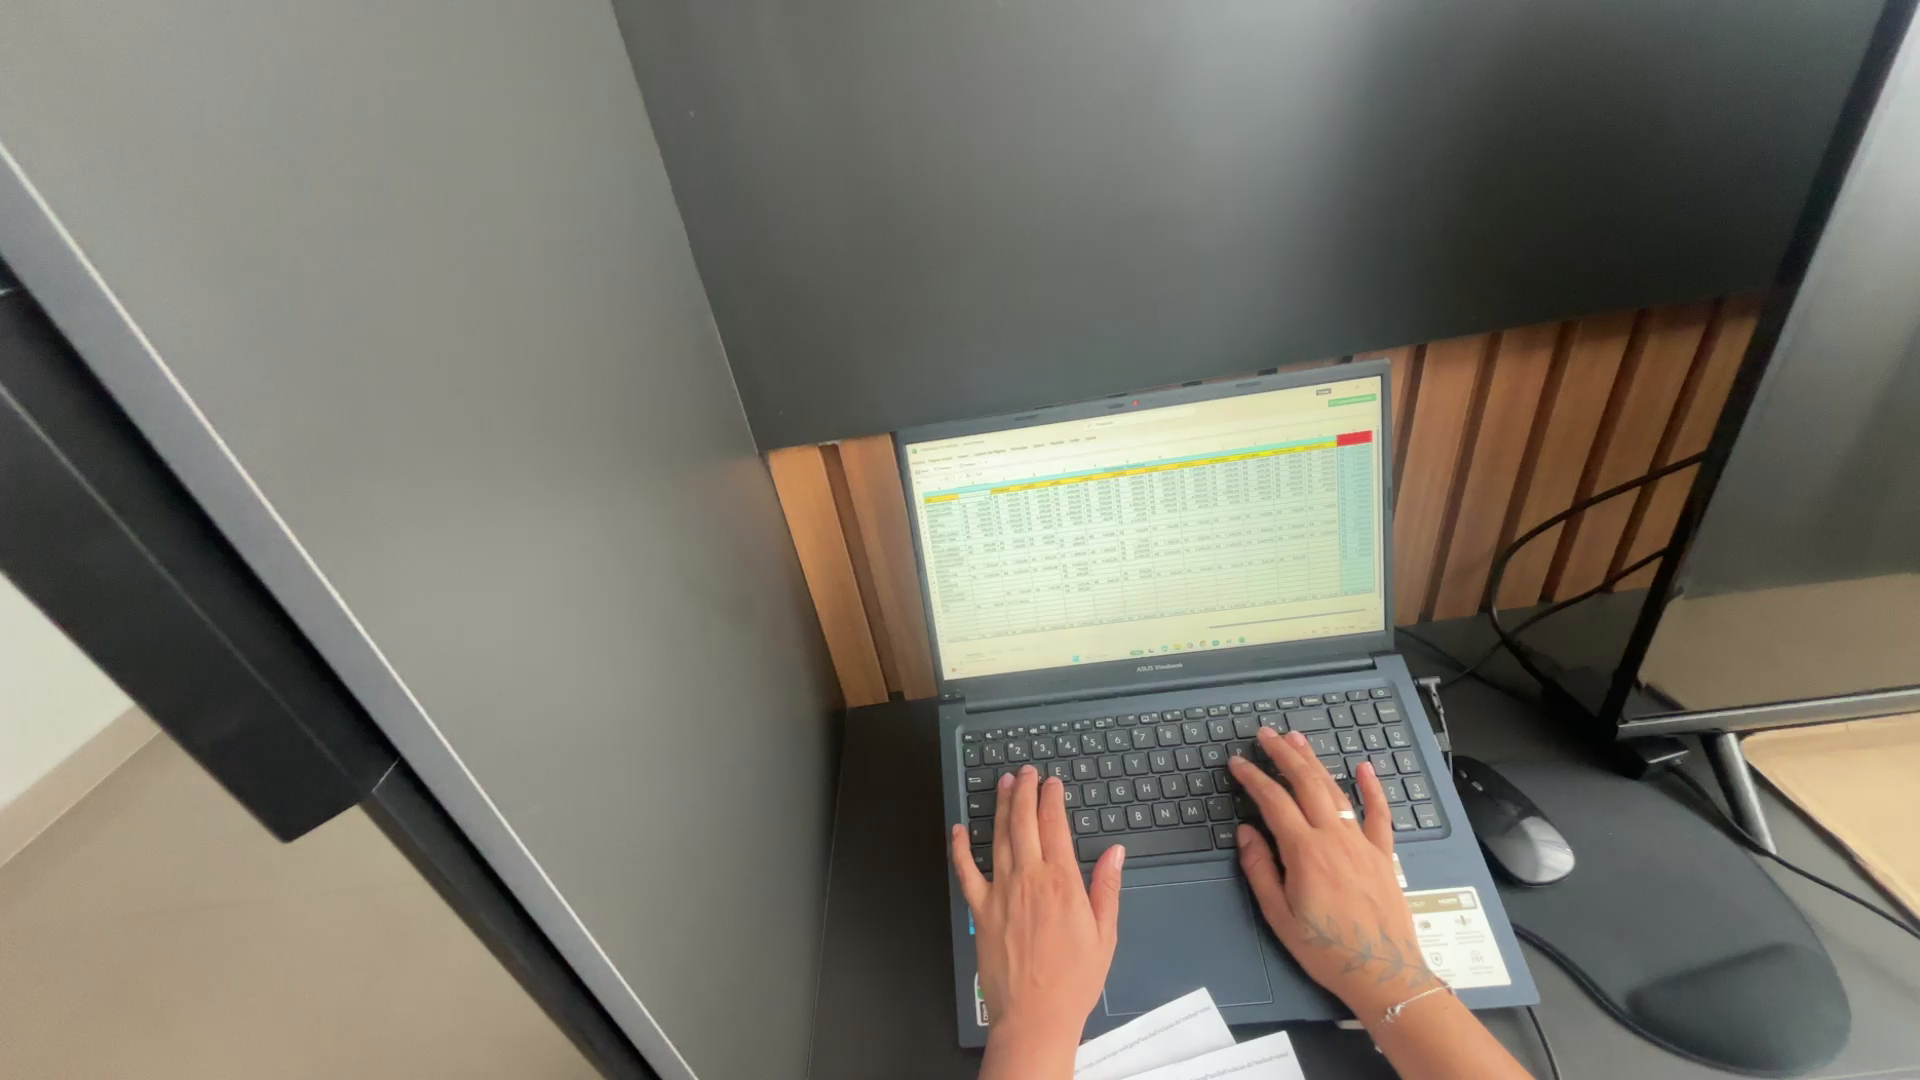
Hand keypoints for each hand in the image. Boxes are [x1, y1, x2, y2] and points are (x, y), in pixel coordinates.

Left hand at [951, 764, 1125, 1075]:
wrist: (1035, 1017)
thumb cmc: (1074, 979)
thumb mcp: (1105, 934)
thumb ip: (1107, 887)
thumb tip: (1116, 852)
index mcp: (1062, 882)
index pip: (1055, 826)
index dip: (1052, 799)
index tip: (1053, 782)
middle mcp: (1029, 878)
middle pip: (1024, 822)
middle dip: (1026, 791)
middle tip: (1027, 771)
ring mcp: (1001, 891)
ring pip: (998, 836)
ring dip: (1001, 806)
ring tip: (1004, 783)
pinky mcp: (980, 908)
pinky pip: (966, 871)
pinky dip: (960, 848)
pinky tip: (958, 828)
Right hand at [1228, 728, 1438, 1019]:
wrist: (1386, 977)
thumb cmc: (1326, 950)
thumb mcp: (1279, 916)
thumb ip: (1259, 869)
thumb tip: (1246, 832)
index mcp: (1305, 851)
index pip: (1272, 800)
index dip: (1252, 777)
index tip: (1237, 762)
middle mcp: (1334, 838)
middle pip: (1305, 783)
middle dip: (1282, 754)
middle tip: (1265, 734)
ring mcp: (1362, 843)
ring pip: (1335, 790)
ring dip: (1314, 761)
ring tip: (1297, 739)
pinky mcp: (1384, 855)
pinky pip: (1379, 814)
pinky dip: (1372, 788)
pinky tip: (1364, 767)